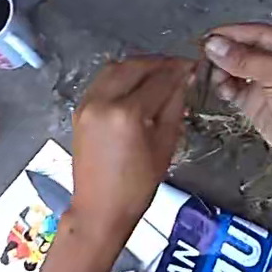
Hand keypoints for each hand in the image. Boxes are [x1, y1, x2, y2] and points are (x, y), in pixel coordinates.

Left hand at [70, 56, 195, 239]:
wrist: (100, 208)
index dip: (179, 71)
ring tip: (158, 73)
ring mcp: (87, 104)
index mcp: (127, 114)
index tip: (192, 66)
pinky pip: (102, 81)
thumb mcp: (165, 145)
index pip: (159, 80)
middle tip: (177, 67)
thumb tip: (182, 82)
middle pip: (135, 66)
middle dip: (159, 63)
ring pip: (115, 68)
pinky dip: (120, 76)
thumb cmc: (137, 185)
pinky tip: (136, 84)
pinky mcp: (80, 109)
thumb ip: (173, 108)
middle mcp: (103, 102)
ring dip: (139, 65)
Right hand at [202, 24, 271, 184]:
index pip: (261, 33)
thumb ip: (248, 59)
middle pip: (248, 51)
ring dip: (225, 70)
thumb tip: (214, 45)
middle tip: (204, 55)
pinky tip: (221, 88)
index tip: (210, 36)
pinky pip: (239, 92)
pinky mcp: (261, 108)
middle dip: (227, 52)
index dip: (235, 33)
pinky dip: (228, 88)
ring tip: (212, 74)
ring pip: (240, 71)